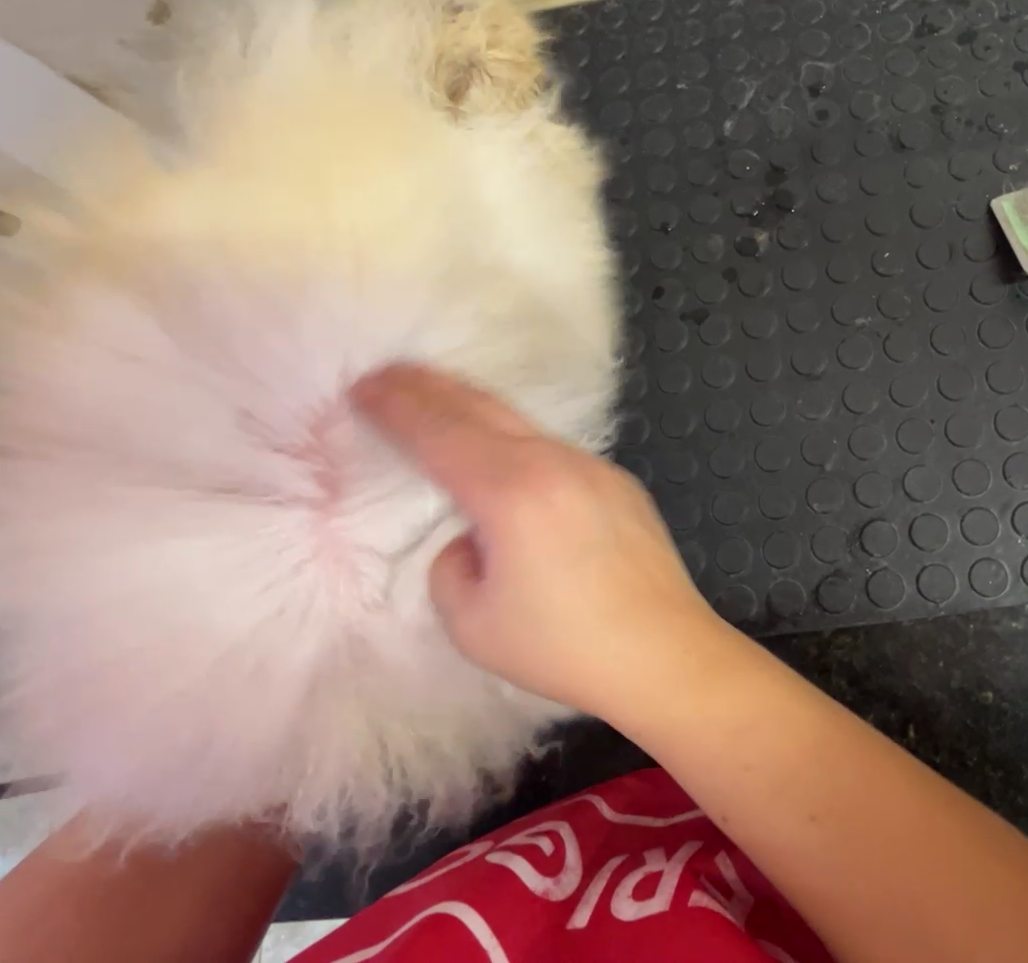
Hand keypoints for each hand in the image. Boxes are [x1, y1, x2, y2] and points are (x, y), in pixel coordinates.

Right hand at [350, 363, 726, 715]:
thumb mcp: (472, 623)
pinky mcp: (622, 485)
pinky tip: (508, 458)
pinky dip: (518, 443)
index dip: (396, 406)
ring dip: (476, 411)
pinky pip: (556, 452)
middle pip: (482, 408)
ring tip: (442, 406)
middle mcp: (556, 464)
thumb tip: (473, 538)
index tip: (363, 387)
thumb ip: (451, 566)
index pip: (439, 432)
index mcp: (512, 493)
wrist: (665, 652)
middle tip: (390, 375)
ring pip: (524, 426)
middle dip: (430, 387)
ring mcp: (597, 469)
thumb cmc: (564, 647)